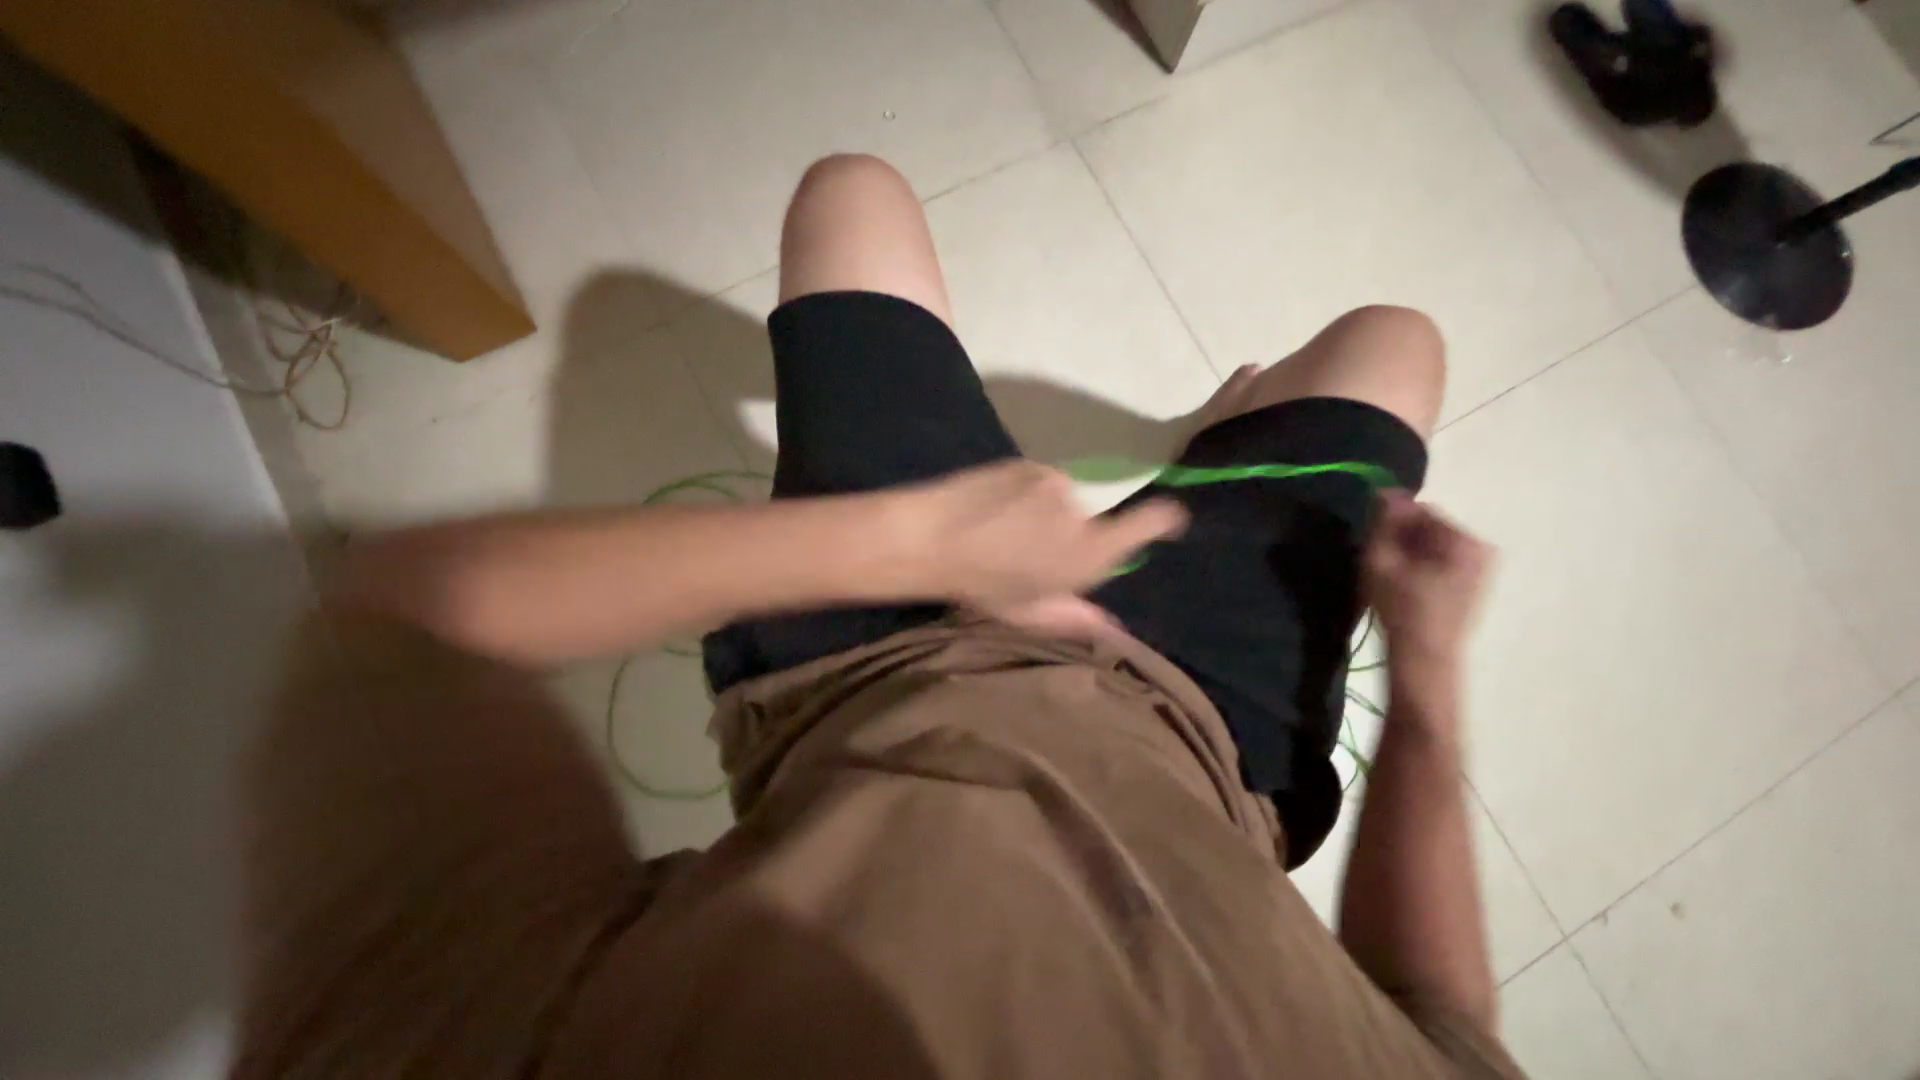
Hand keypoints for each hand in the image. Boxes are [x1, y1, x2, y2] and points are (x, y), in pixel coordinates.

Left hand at [898, 460, 1185, 635]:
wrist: (930, 538)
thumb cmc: (981, 585)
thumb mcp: (1029, 613)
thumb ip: (1077, 618)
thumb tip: (1116, 630)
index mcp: (1089, 555)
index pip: (1147, 523)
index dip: (1163, 519)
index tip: (1168, 520)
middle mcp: (1083, 514)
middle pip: (1093, 521)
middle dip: (1073, 534)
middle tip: (1029, 551)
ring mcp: (1057, 484)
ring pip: (1063, 502)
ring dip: (1045, 514)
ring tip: (1004, 531)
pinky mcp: (1031, 464)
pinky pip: (1040, 483)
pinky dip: (1025, 495)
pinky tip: (994, 509)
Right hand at [1363, 490, 1491, 667]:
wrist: (1425, 658)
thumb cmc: (1400, 609)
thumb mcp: (1382, 560)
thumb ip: (1385, 522)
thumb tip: (1387, 492)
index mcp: (1464, 539)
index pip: (1421, 510)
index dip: (1392, 522)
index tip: (1373, 541)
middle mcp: (1482, 548)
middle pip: (1431, 527)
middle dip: (1404, 537)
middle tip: (1380, 560)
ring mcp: (1483, 569)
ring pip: (1435, 545)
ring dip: (1412, 553)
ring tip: (1392, 576)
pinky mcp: (1476, 586)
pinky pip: (1444, 562)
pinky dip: (1424, 567)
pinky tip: (1407, 587)